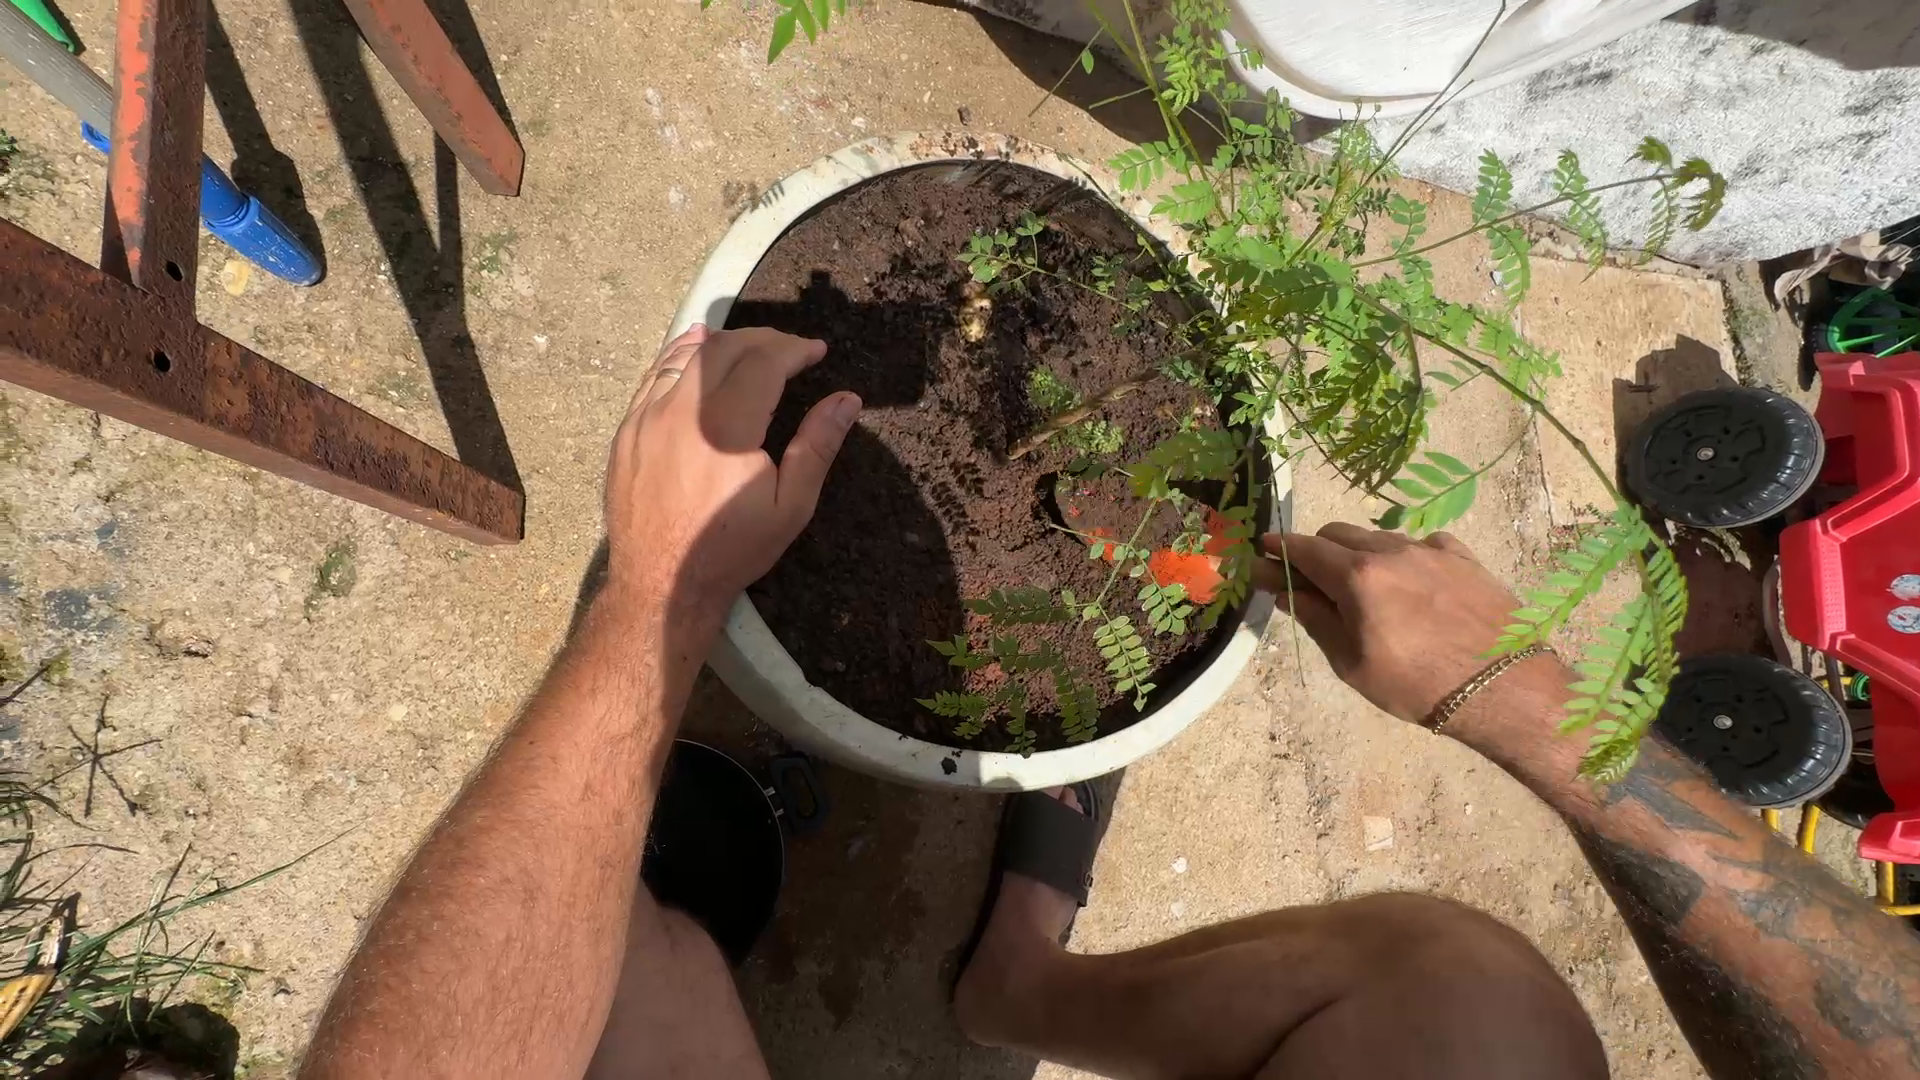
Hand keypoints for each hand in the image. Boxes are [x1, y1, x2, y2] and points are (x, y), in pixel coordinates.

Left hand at [603, 324, 859, 624]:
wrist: (661, 583)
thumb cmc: (732, 549)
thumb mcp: (790, 506)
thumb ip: (817, 446)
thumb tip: (847, 399)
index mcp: (727, 429)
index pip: (763, 363)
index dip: (794, 350)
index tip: (817, 351)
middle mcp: (681, 411)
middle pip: (723, 348)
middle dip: (763, 340)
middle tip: (791, 349)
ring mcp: (646, 417)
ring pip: (685, 355)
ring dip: (723, 342)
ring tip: (751, 345)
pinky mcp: (627, 430)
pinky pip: (654, 376)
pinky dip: (681, 356)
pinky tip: (695, 351)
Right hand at [1250, 524, 1546, 723]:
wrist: (1508, 690)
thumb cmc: (1416, 685)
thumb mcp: (1349, 661)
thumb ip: (1314, 618)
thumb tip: (1284, 590)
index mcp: (1356, 576)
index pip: (1303, 549)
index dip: (1277, 548)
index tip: (1261, 551)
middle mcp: (1390, 551)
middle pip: (1336, 533)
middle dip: (1314, 550)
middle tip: (1309, 579)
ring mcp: (1431, 550)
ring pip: (1376, 537)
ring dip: (1356, 554)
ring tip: (1363, 588)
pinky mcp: (1464, 558)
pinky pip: (1419, 545)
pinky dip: (1401, 558)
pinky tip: (1410, 585)